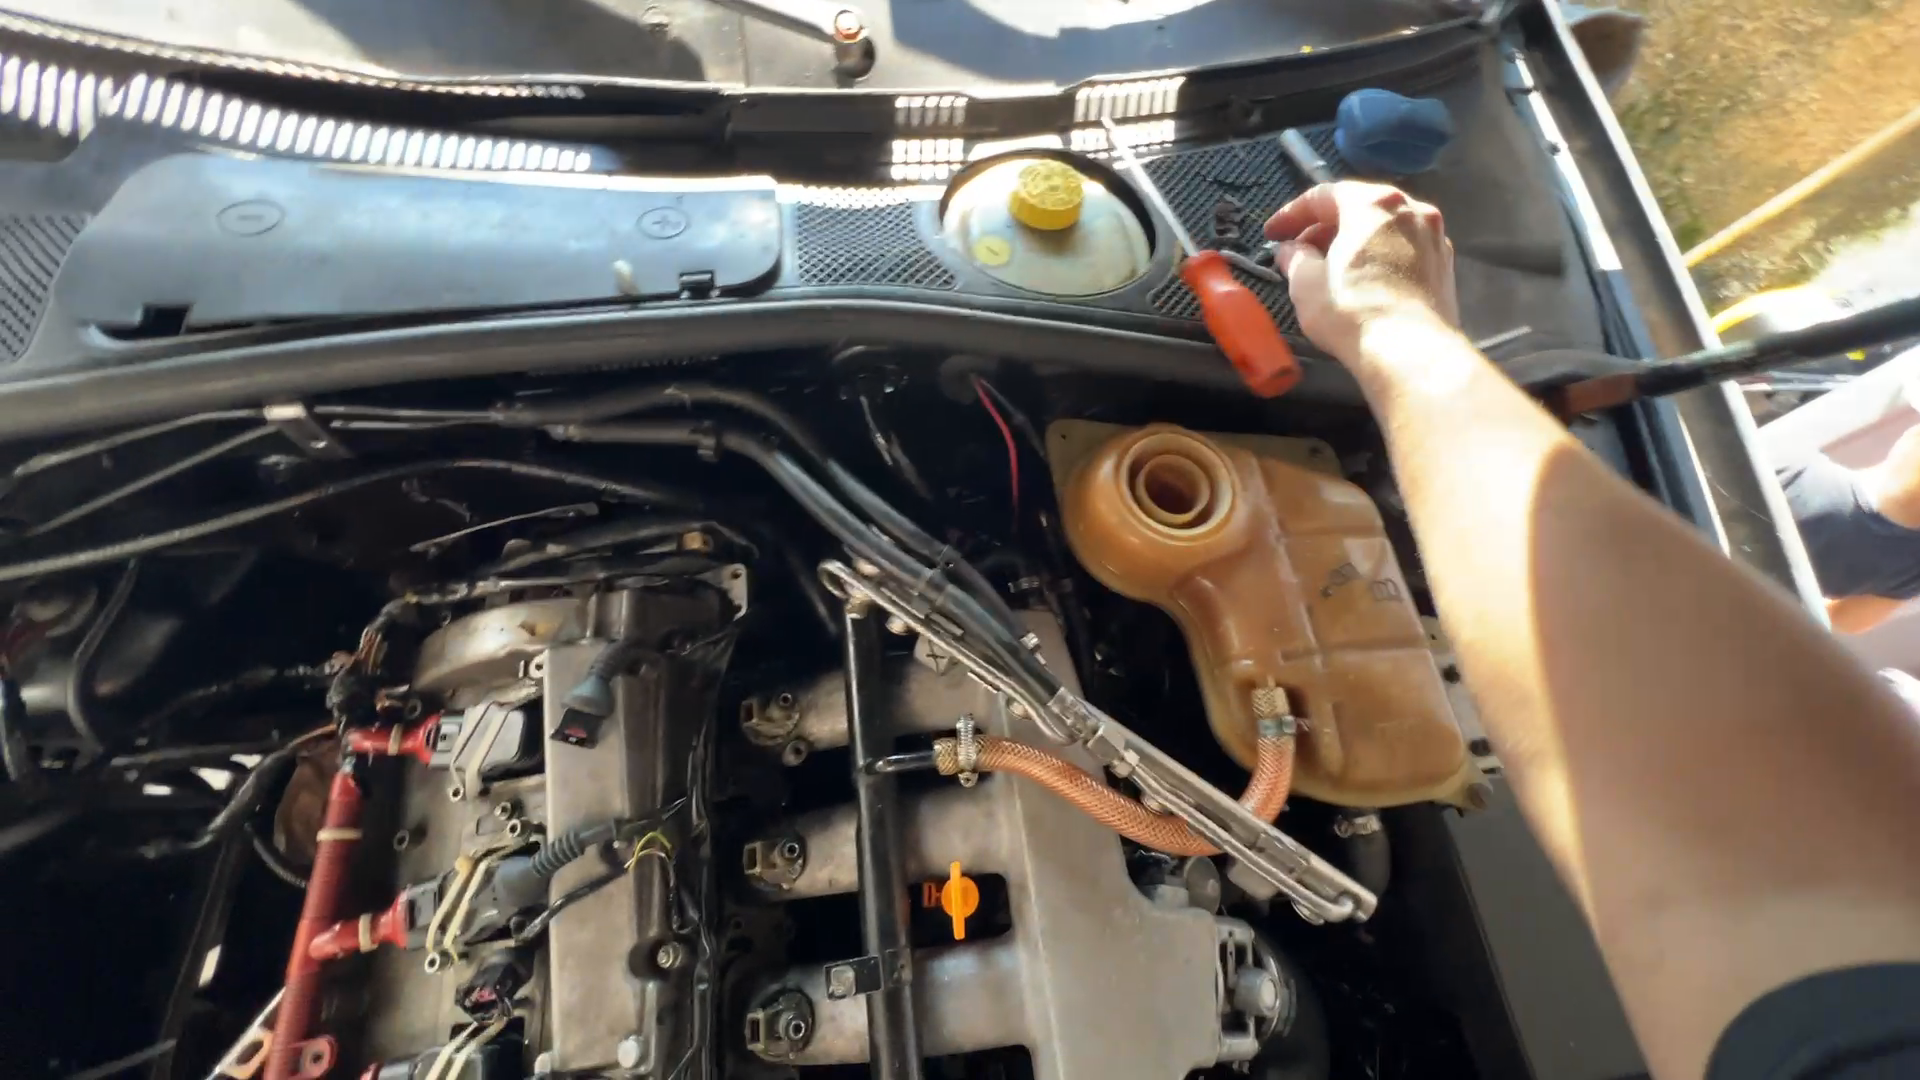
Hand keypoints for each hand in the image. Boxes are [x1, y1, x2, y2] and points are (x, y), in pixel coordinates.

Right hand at [1264, 182, 1460, 365]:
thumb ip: (1295, 259)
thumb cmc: (1350, 310)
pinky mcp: (1443, 265)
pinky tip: (1362, 280)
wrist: (1407, 348)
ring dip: (1352, 241)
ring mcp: (1434, 236)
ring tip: (1329, 267)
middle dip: (1324, 227)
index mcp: (1373, 204)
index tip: (1272, 234)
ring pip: (1384, 228)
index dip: (1291, 214)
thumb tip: (1290, 250)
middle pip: (1359, 207)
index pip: (1325, 195)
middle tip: (1298, 251)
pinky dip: (1377, 255)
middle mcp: (1411, 209)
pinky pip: (1402, 248)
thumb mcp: (1306, 284)